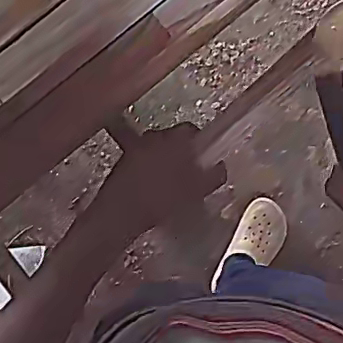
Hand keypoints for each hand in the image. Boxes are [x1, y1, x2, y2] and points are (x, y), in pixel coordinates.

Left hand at [84, 124, 225, 244]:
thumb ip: (213, 176)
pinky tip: (152, 187)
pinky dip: (148, 167)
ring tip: (170, 181)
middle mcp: (154, 135)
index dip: (199, 143)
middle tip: (189, 172)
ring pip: (156, 147)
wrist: (122, 212)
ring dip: (163, 159)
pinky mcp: (122, 159)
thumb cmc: (163, 199)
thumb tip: (220, 168)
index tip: (203, 159)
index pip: (192, 129)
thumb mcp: (197, 191)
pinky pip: (142, 158)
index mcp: (176, 138)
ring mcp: (135, 146)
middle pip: (173, 137)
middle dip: (181, 151)